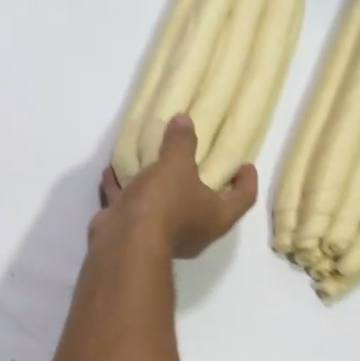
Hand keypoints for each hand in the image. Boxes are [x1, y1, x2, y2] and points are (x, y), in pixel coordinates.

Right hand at [96, 114, 257, 258]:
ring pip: (163, 207)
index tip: (243, 164)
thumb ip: (182, 141)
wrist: (124, 241)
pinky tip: (112, 172)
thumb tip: (183, 119)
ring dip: (155, 186)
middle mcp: (195, 231)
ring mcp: (162, 235)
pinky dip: (123, 191)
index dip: (247, 180)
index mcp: (217, 217)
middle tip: (196, 162)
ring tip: (150, 163)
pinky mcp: (134, 235)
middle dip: (198, 184)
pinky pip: (132, 208)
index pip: (244, 198)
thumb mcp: (177, 165)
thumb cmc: (163, 204)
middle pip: (203, 204)